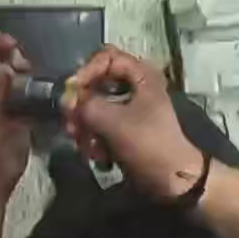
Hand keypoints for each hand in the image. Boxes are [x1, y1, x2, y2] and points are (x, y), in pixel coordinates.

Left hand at [0, 33, 31, 202]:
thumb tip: (5, 65)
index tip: (12, 44)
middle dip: (11, 53)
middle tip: (25, 64)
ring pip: (13, 70)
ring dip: (25, 68)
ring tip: (32, 77)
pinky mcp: (17, 110)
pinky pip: (27, 88)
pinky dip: (35, 84)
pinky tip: (42, 90)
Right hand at [63, 45, 204, 202]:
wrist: (172, 180)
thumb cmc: (148, 144)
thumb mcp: (114, 122)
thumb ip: (86, 105)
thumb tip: (66, 98)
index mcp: (141, 74)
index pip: (105, 57)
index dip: (86, 72)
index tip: (71, 94)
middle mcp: (135, 85)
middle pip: (97, 82)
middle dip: (81, 105)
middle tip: (72, 126)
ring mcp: (130, 106)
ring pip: (95, 106)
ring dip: (85, 126)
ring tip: (84, 146)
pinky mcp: (125, 127)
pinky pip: (101, 124)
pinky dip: (94, 137)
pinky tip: (96, 154)